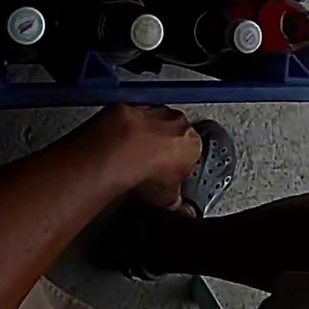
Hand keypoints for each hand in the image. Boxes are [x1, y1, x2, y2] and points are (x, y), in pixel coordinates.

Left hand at [72, 103, 202, 208]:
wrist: (120, 151)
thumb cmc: (149, 171)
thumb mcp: (166, 197)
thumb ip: (173, 198)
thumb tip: (172, 203)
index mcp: (193, 143)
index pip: (193, 154)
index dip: (180, 166)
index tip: (169, 176)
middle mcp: (177, 121)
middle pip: (174, 133)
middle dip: (164, 146)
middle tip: (150, 165)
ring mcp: (153, 110)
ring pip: (152, 122)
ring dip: (144, 135)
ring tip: (130, 156)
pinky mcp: (129, 106)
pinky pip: (130, 118)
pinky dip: (125, 128)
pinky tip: (116, 144)